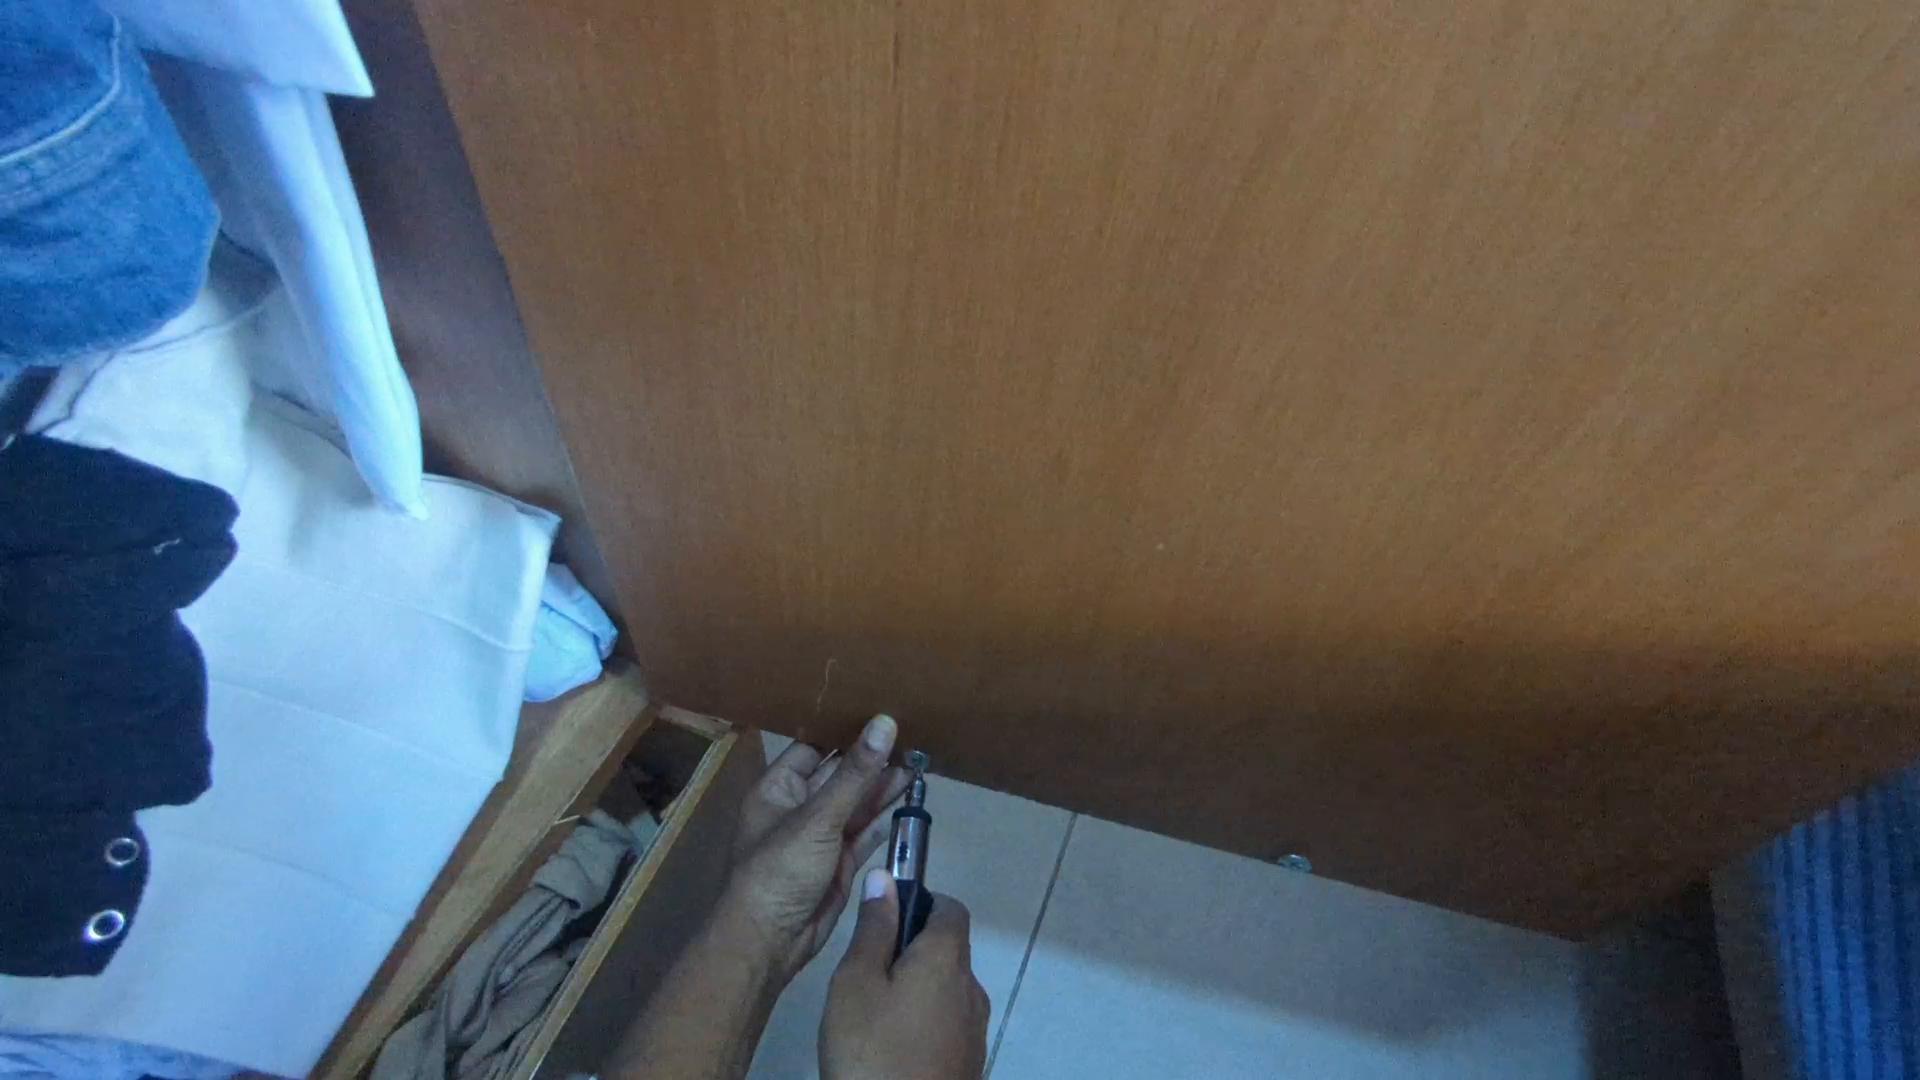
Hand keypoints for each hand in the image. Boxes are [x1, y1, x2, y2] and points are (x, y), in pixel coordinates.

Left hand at [722, 715, 909, 982]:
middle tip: (912, 734)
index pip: (814, 745)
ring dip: (884, 785)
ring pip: (857, 802)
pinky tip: (910, 797)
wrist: (769, 945)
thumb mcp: (818, 816)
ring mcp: (820, 835)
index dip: (845, 728)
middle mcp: (798, 806)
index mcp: (778, 787)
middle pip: (840, 773)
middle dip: (872, 757)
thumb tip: (885, 722)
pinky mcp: (839, 861)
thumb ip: (855, 772)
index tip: (881, 708)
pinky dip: (886, 816)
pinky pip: (866, 831)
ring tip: (919, 760)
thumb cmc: (780, 869)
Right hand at [820, 870, 989, 1079]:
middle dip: (912, 951)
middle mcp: (971, 986)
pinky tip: (893, 1049)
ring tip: (875, 1017)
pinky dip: (926, 1024)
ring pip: (948, 989)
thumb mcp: (856, 983)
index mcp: (947, 957)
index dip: (920, 902)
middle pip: (948, 948)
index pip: (950, 906)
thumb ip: (873, 928)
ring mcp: (976, 1029)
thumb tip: (884, 879)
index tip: (885, 923)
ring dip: (919, 990)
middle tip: (869, 977)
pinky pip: (949, 1024)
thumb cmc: (872, 1052)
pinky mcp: (970, 1065)